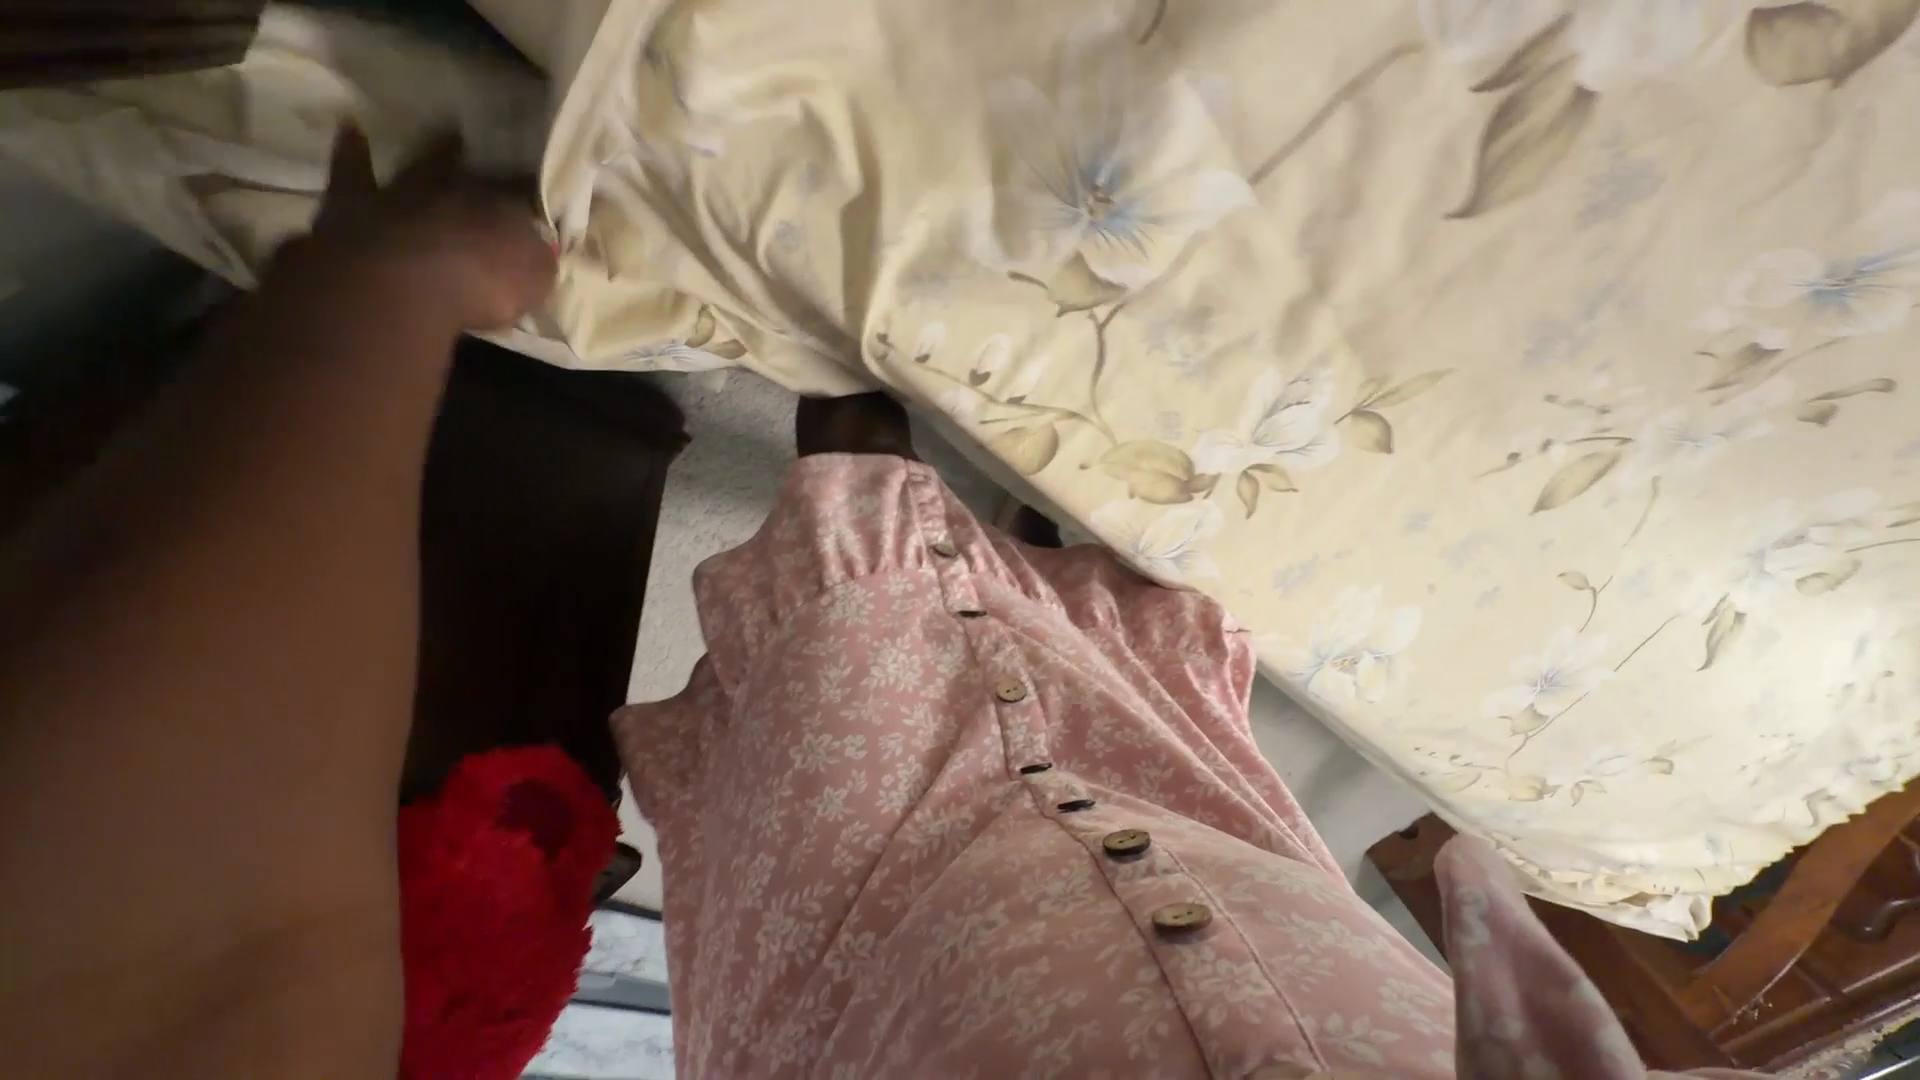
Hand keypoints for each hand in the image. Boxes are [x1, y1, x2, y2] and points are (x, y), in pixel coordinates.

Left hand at [268, 124, 557, 332]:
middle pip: (476, 179)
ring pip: (424, 167)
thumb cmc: (483, 285)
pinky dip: (352, 151)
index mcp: (503, 211)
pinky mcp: (354, 203)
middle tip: (501, 164)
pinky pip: (353, 171)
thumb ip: (538, 258)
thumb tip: (542, 244)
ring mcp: (405, 195)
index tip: (543, 198)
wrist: (403, 284)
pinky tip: (352, 128)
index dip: (534, 199)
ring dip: (436, 153)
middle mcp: (455, 192)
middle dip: (489, 174)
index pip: (525, 199)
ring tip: (449, 135)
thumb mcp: (533, 280)